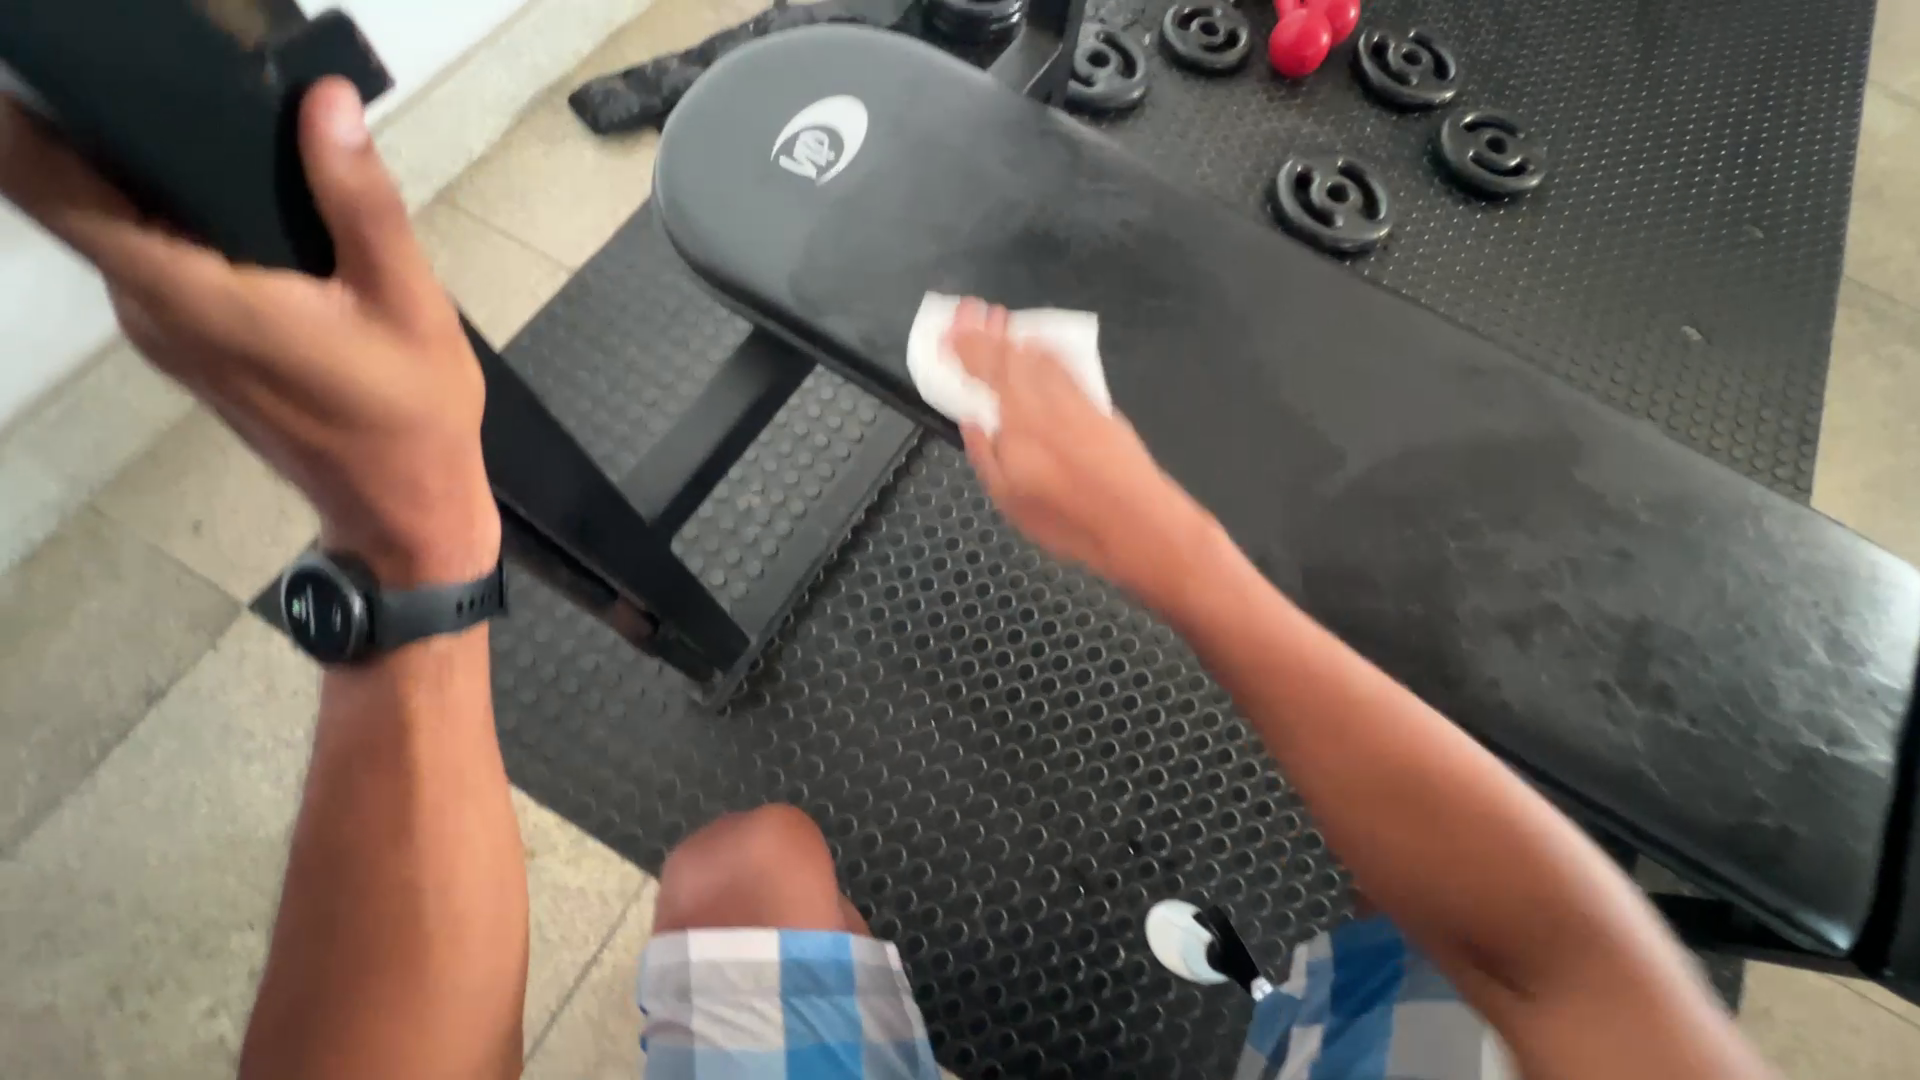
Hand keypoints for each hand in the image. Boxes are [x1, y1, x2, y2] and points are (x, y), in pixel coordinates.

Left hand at [0, 79, 496, 585]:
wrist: (406, 508)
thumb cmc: (412, 413)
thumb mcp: (410, 305)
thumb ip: (363, 205)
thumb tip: (328, 101)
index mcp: (188, 290)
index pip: (36, 174)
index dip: (26, 102)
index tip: (83, 59)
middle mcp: (146, 308)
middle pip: (76, 192)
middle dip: (116, 128)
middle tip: (202, 89)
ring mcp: (163, 336)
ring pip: (120, 229)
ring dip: (158, 180)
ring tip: (243, 150)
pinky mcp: (191, 353)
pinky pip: (157, 266)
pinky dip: (185, 228)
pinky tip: (263, 229)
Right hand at [947, 299, 1223, 608]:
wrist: (1138, 522)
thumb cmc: (1068, 520)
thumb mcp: (1009, 499)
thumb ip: (985, 454)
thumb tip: (971, 421)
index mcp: (1018, 420)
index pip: (985, 370)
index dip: (963, 349)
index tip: (946, 334)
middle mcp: (1046, 399)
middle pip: (1012, 355)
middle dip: (986, 332)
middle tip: (968, 311)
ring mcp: (1075, 398)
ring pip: (1039, 355)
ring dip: (1014, 335)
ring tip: (997, 320)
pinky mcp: (1098, 405)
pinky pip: (1066, 365)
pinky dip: (1047, 350)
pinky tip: (1040, 345)